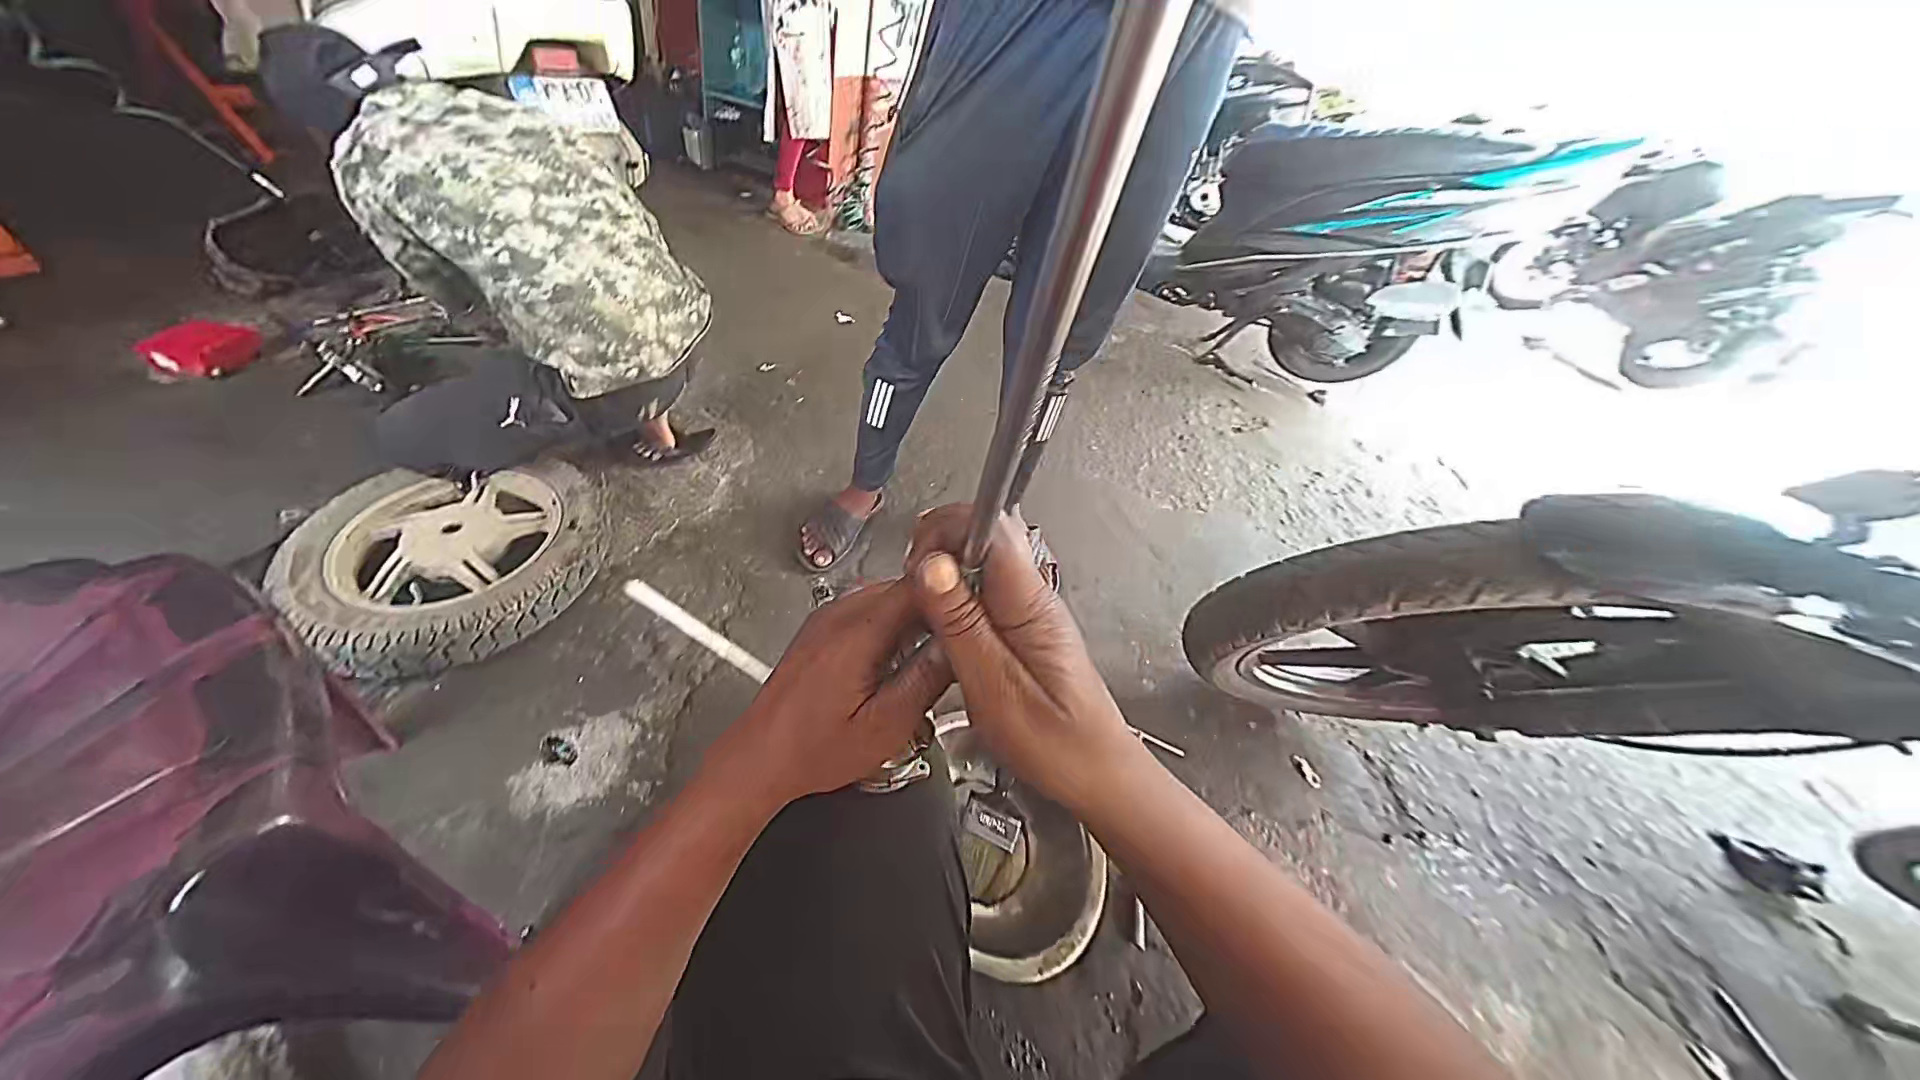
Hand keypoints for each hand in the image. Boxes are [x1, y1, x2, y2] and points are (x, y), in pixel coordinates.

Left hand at [706, 579, 951, 808]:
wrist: (760, 758)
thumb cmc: (811, 750)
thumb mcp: (885, 725)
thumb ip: (926, 679)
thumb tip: (959, 648)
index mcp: (857, 633)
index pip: (919, 586)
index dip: (955, 592)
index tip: (978, 606)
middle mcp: (839, 615)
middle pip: (906, 587)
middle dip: (940, 606)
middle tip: (965, 632)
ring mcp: (829, 619)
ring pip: (890, 597)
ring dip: (918, 616)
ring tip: (938, 648)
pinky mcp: (824, 629)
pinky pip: (871, 610)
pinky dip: (895, 625)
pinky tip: (903, 655)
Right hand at [905, 505, 1141, 809]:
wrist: (1096, 773)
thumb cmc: (1056, 743)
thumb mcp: (995, 688)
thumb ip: (961, 624)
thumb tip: (932, 566)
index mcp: (1031, 603)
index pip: (991, 527)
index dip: (945, 532)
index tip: (917, 570)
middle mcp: (1033, 597)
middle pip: (983, 534)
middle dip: (937, 548)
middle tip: (914, 591)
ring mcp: (1028, 610)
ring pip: (980, 561)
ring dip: (943, 576)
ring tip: (925, 614)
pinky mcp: (1021, 627)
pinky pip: (982, 592)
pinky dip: (954, 602)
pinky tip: (944, 633)